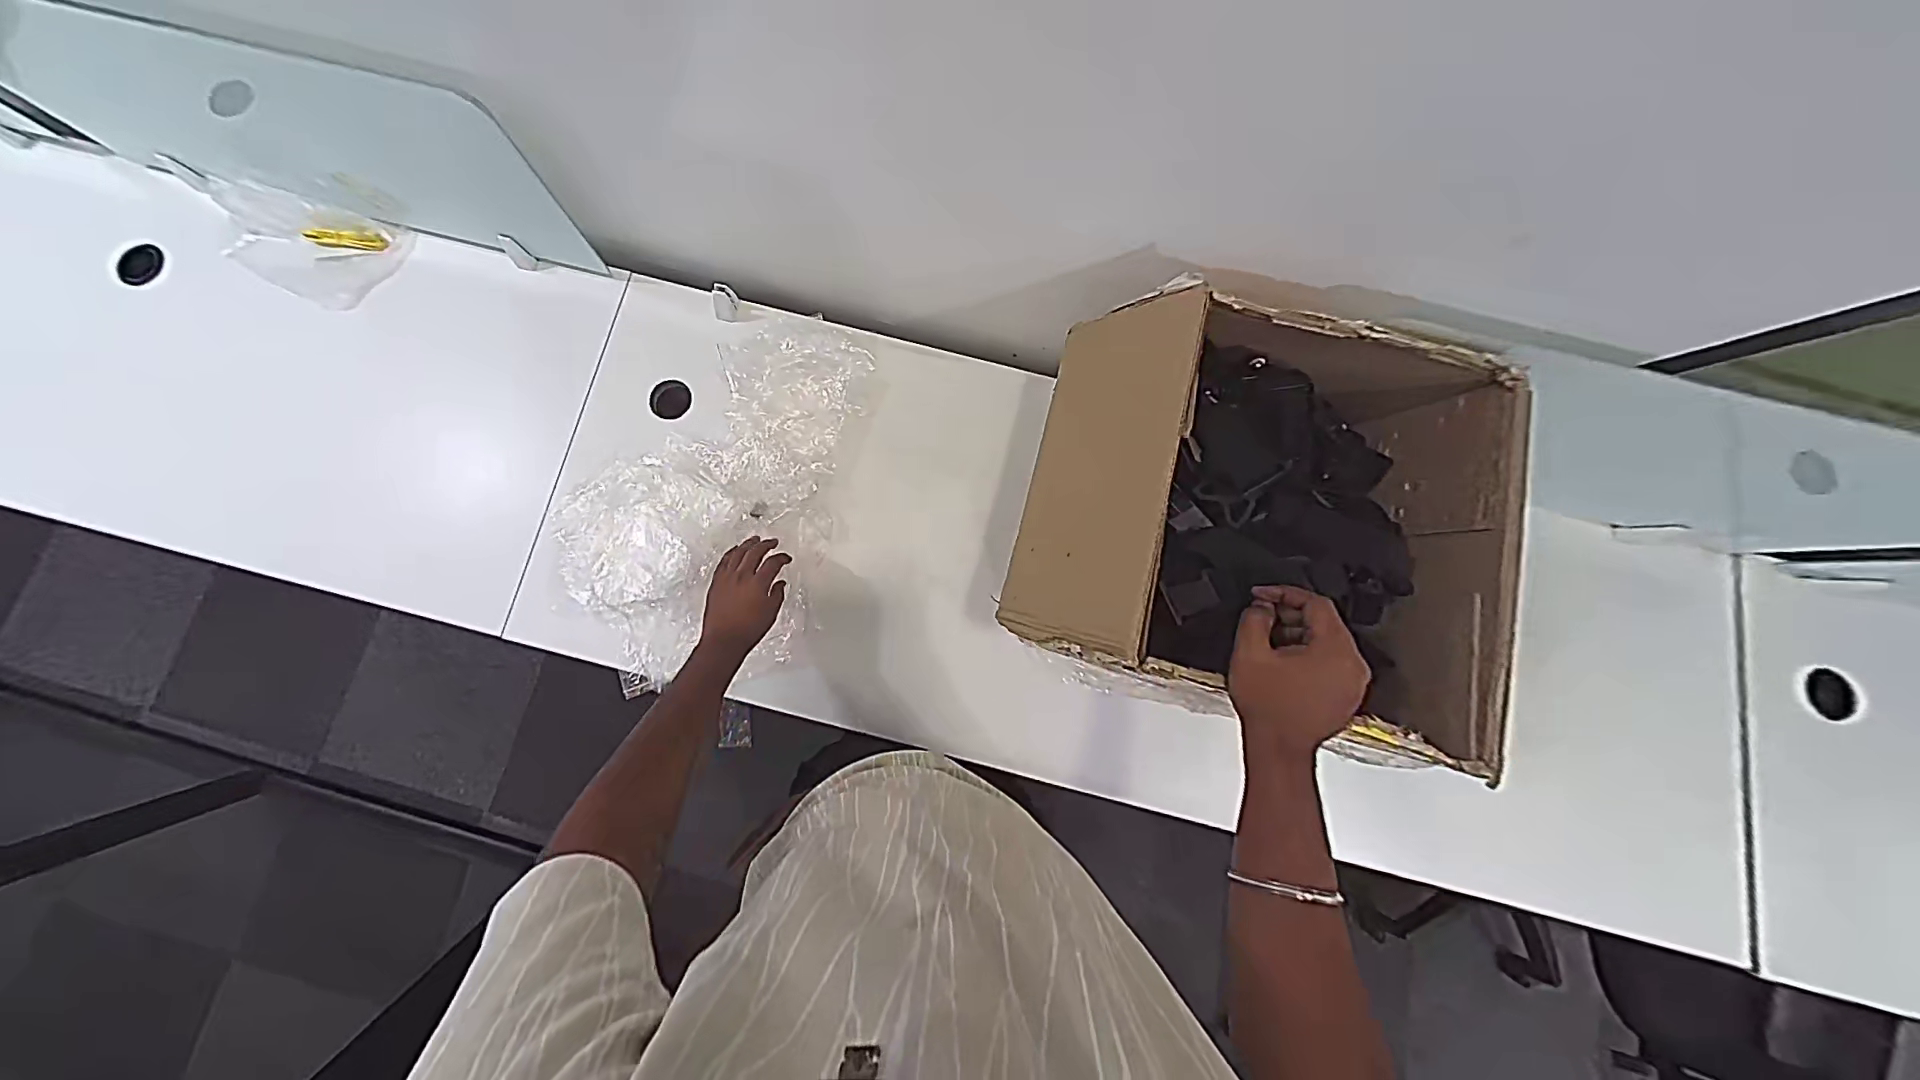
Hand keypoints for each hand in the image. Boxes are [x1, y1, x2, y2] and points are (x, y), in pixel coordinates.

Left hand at [699, 536, 790, 662]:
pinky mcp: (716, 583)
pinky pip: (724, 561)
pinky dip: (731, 553)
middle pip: (755, 552)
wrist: (724, 640)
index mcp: (758, 583)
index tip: (785, 558)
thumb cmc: (747, 630)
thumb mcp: (770, 612)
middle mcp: (741, 576)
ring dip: (748, 544)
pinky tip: (734, 552)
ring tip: (753, 540)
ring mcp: (727, 578)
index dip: (781, 558)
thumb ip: (777, 594)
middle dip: (766, 544)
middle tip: (772, 542)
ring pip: (738, 553)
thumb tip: (779, 585)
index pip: (773, 563)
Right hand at [1228, 584, 1370, 767]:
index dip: (1284, 593)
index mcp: (1336, 650)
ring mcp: (1352, 682)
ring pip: (1326, 642)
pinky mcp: (1346, 695)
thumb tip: (1262, 607)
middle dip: (1289, 616)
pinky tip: (1280, 664)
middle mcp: (1353, 665)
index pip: (1316, 603)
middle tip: (1262, 618)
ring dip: (1295, 636)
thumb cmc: (1268, 709)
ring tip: (1267, 644)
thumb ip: (1254, 619)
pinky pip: (1329, 663)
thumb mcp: (1249, 653)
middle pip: (1324, 622)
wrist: (1278, 748)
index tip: (1263, 595)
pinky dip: (1306, 656)